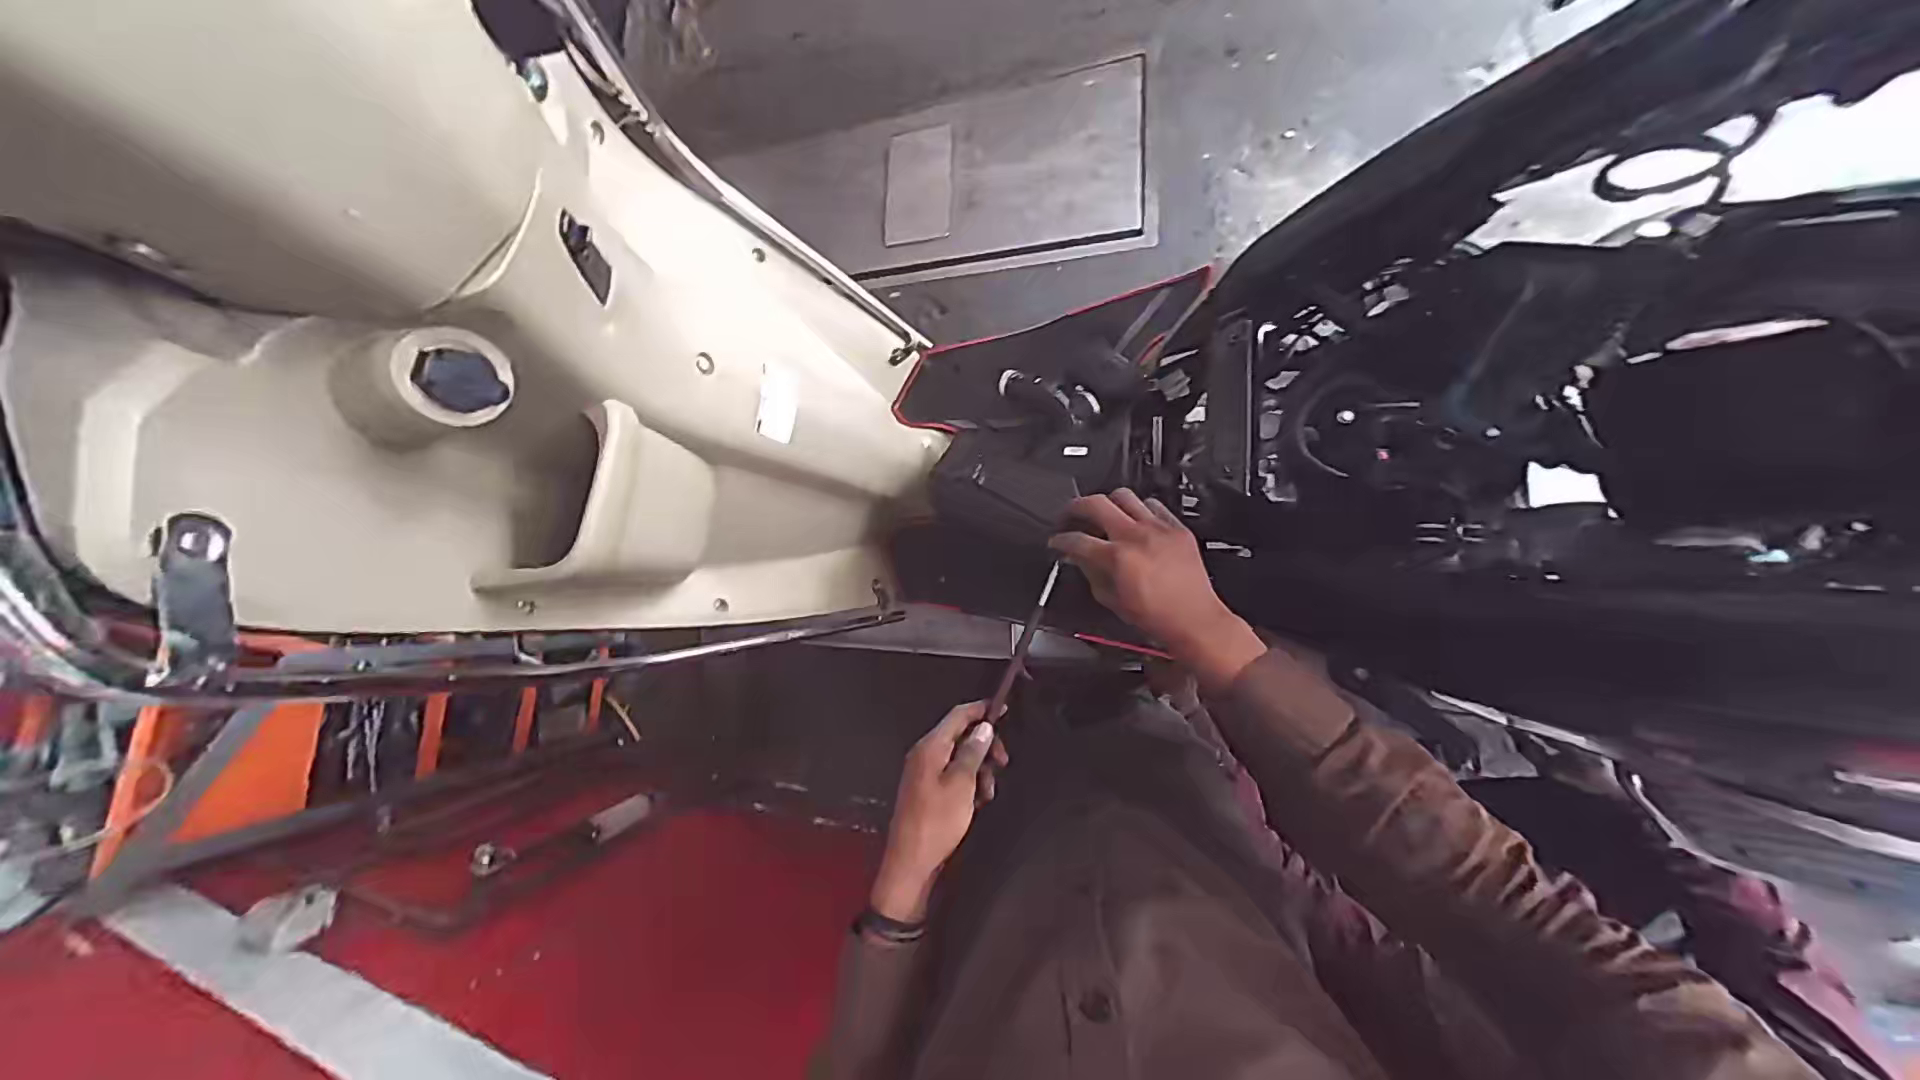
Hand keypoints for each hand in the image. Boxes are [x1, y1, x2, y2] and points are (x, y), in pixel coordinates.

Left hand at [870, 701, 1009, 922]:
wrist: (910, 862)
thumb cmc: (936, 822)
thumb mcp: (962, 784)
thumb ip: (973, 752)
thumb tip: (983, 726)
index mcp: (930, 747)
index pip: (957, 715)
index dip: (980, 710)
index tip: (1002, 709)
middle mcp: (924, 754)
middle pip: (960, 735)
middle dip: (984, 746)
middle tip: (1002, 762)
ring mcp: (924, 772)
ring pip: (959, 757)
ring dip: (979, 768)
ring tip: (988, 791)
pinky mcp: (927, 789)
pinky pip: (953, 774)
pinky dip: (968, 782)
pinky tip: (977, 800)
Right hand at [1049, 489, 1266, 689]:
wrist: (1194, 620)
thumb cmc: (1157, 617)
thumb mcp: (1111, 599)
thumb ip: (1090, 573)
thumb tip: (1077, 558)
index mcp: (1117, 557)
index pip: (1077, 539)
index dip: (1060, 540)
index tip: (1057, 541)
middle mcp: (1137, 536)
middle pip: (1095, 503)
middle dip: (1074, 507)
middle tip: (1069, 514)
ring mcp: (1159, 529)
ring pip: (1124, 495)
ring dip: (1107, 503)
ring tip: (1102, 513)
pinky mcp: (1177, 528)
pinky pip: (1154, 505)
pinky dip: (1140, 509)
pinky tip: (1135, 520)